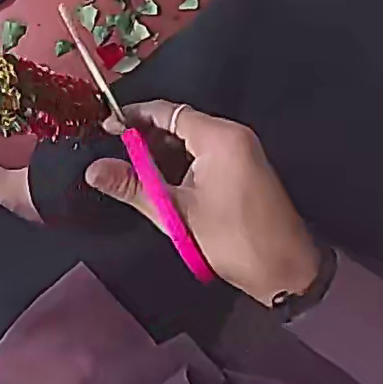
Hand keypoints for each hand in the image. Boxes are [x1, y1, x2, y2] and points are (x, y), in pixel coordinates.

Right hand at [86, 103, 320, 304]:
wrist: (287, 272)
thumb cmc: (235, 240)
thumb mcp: (176, 212)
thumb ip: (133, 186)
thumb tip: (94, 170)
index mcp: (218, 137)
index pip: (167, 111)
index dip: (133, 117)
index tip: (107, 128)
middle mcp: (232, 135)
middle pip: (178, 123)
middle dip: (145, 138)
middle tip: (117, 157)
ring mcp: (241, 150)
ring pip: (190, 140)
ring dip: (162, 154)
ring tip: (135, 174)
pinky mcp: (243, 166)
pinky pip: (204, 153)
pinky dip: (181, 163)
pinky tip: (162, 183)